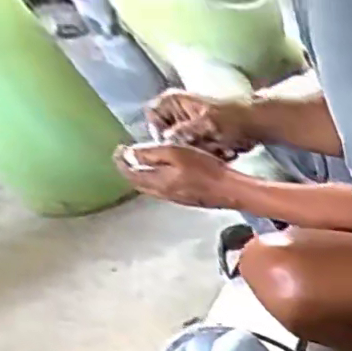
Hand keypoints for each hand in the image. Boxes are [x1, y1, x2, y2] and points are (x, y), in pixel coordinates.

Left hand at [115, 143, 239, 208]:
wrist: (232, 190)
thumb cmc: (204, 168)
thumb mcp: (174, 152)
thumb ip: (149, 153)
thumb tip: (128, 154)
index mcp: (158, 181)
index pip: (130, 173)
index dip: (121, 161)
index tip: (119, 149)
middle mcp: (164, 194)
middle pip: (140, 184)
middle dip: (131, 171)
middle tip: (128, 157)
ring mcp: (179, 199)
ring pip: (153, 189)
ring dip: (145, 177)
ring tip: (144, 164)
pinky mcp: (190, 201)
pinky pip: (166, 192)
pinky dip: (158, 182)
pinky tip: (165, 174)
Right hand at [146, 90, 257, 158]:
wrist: (254, 125)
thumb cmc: (231, 119)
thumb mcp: (207, 125)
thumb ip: (186, 131)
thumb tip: (167, 139)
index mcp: (172, 101)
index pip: (152, 118)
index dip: (162, 134)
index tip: (180, 146)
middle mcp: (177, 113)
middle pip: (170, 137)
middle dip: (190, 146)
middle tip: (210, 147)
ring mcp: (190, 126)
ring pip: (186, 147)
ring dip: (204, 152)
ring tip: (222, 148)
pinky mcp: (202, 138)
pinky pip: (200, 152)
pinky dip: (212, 155)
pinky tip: (227, 151)